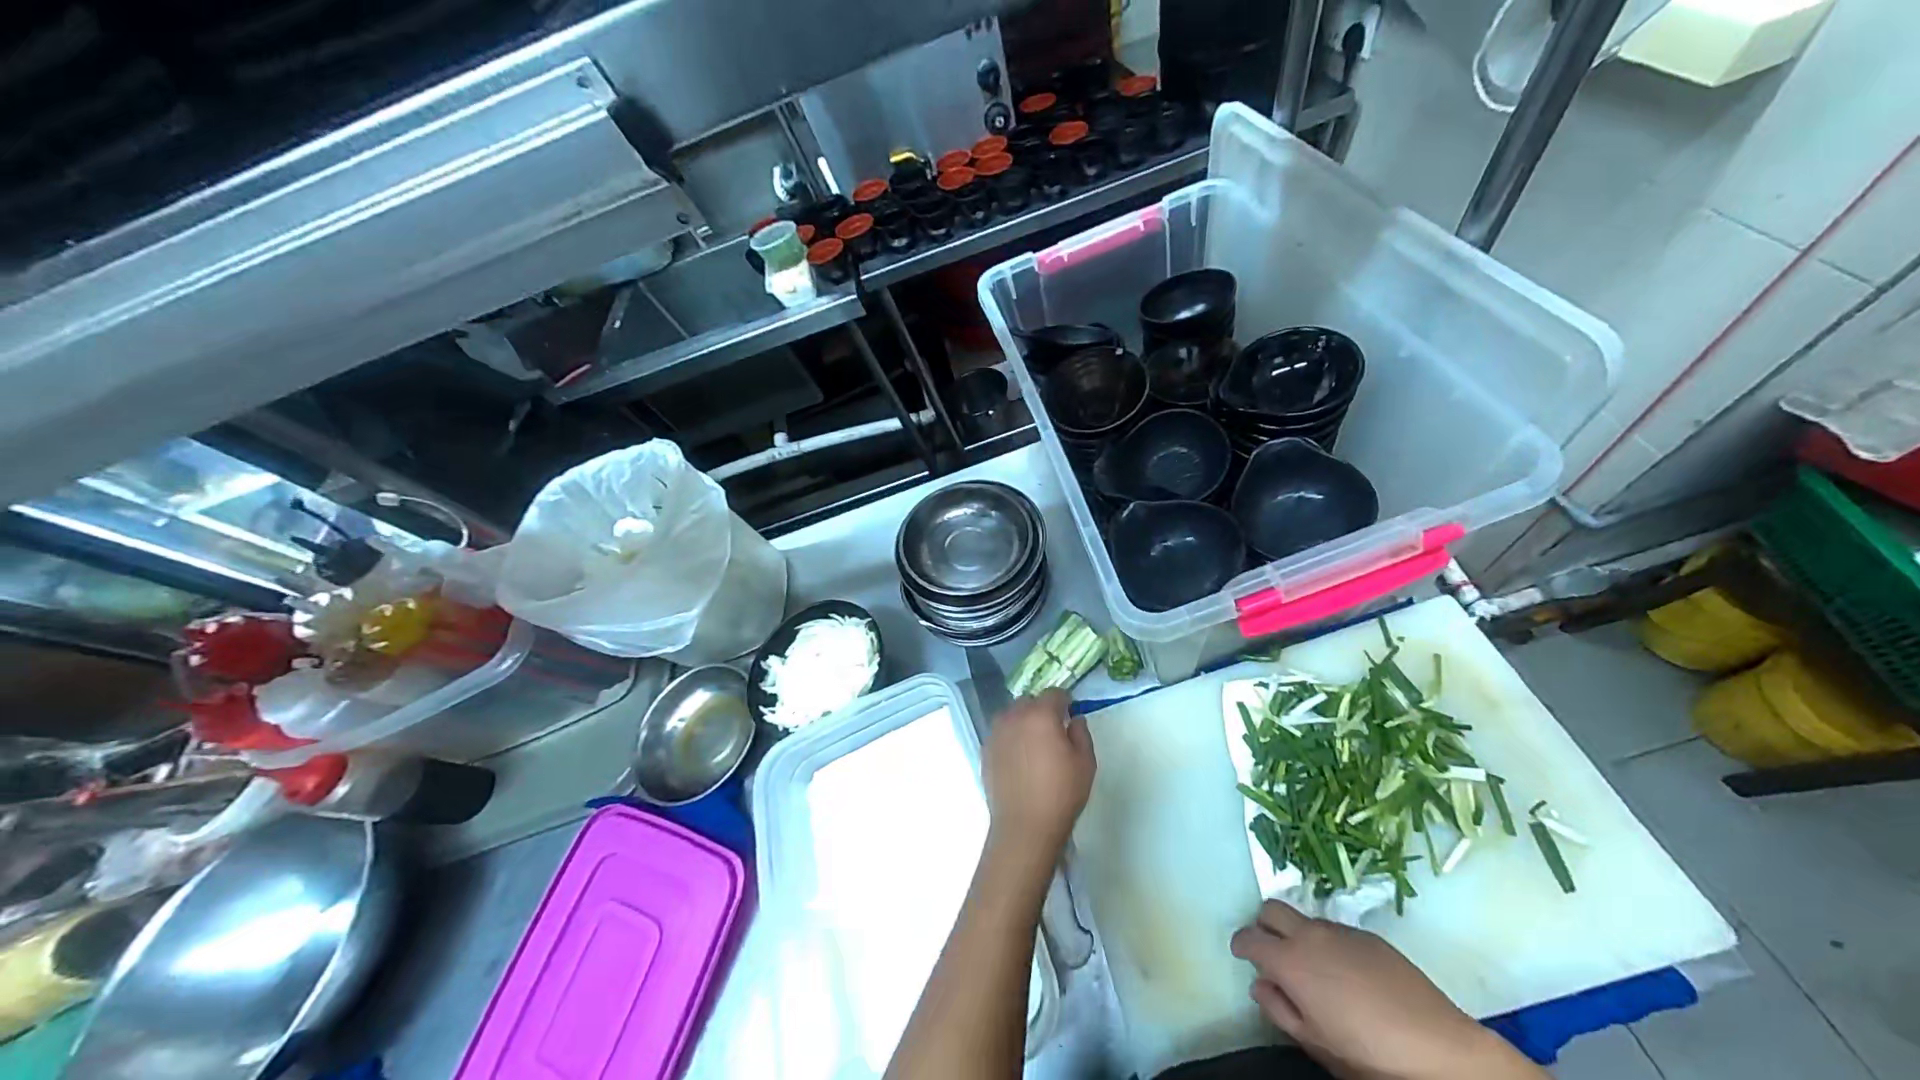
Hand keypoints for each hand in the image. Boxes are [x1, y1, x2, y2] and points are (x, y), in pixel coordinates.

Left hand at [981, 689, 1094, 865]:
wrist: (1024, 826)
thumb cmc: (1061, 794)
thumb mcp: (1085, 763)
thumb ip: (1081, 733)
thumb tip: (1074, 719)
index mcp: (1040, 714)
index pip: (1054, 693)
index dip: (1065, 702)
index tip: (1070, 715)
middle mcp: (1014, 717)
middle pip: (1029, 701)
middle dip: (1042, 709)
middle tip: (1053, 731)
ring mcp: (996, 733)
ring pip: (1011, 715)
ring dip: (1023, 721)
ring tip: (1034, 745)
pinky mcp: (985, 750)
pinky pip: (1000, 733)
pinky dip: (1010, 737)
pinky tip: (1019, 758)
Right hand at [1230, 901, 1546, 1079]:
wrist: (1438, 1048)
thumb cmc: (1367, 1053)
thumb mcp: (1314, 1042)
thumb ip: (1278, 1008)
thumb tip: (1261, 984)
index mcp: (1289, 960)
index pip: (1248, 936)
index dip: (1240, 944)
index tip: (1242, 956)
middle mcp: (1310, 935)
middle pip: (1271, 909)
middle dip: (1263, 925)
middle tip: (1271, 952)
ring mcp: (1341, 931)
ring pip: (1304, 918)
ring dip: (1297, 933)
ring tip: (1313, 968)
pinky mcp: (1369, 936)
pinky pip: (1335, 929)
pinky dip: (1327, 942)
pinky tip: (1346, 974)